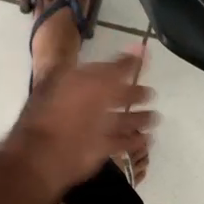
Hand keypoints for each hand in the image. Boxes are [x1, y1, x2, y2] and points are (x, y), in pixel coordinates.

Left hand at [3, 48, 154, 197]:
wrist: (47, 155)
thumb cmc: (68, 113)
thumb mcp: (94, 83)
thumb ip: (118, 67)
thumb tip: (140, 48)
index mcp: (79, 84)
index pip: (104, 72)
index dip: (124, 68)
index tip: (144, 64)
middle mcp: (84, 104)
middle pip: (111, 98)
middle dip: (132, 95)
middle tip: (151, 93)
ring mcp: (89, 128)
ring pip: (117, 121)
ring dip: (136, 119)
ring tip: (156, 117)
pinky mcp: (95, 150)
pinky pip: (117, 143)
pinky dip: (131, 141)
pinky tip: (146, 139)